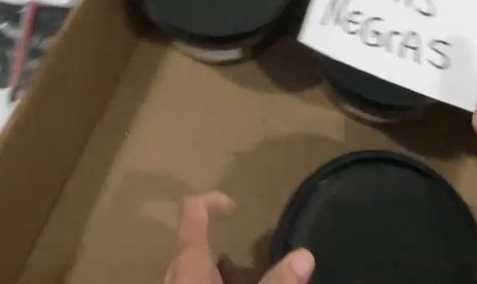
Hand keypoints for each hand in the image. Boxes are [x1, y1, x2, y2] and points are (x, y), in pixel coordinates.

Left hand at [163, 192, 314, 283]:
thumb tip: (305, 255)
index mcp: (189, 267)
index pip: (192, 212)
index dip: (212, 201)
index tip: (236, 210)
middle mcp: (171, 279)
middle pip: (188, 247)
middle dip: (218, 251)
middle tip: (248, 269)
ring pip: (184, 277)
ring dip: (211, 278)